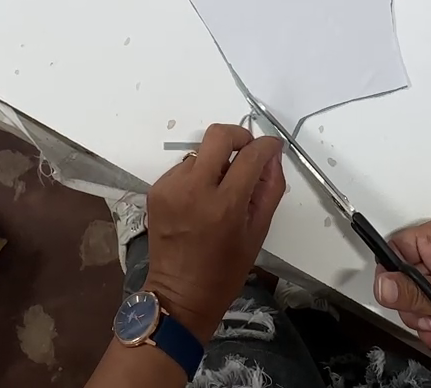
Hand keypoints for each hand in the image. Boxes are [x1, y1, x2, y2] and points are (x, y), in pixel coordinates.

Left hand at [141, 124, 286, 341]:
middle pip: (218, 135)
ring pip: (201, 152)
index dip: (266, 145)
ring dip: (216, 161)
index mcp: (225, 205)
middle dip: (239, 136)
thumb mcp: (257, 233)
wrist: (179, 296)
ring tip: (220, 189)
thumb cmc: (225, 271)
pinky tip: (200, 201)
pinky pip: (184, 168)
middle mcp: (194, 189)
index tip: (273, 146)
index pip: (250, 155)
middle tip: (247, 152)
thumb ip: (270, 189)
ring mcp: (171, 187)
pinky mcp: (157, 190)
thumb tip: (273, 156)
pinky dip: (197, 176)